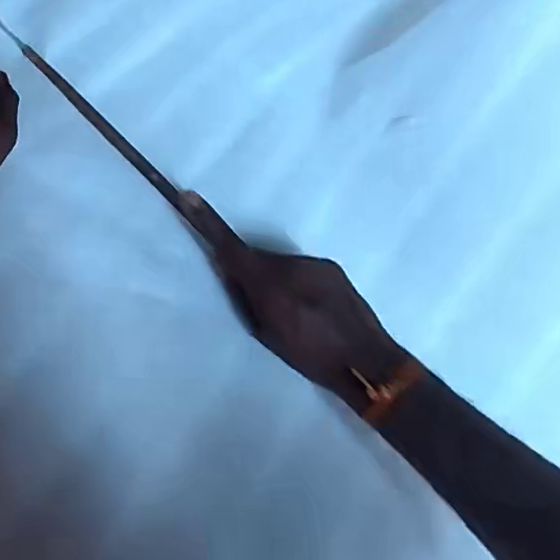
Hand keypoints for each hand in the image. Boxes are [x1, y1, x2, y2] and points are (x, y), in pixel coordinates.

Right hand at [186, 192, 407, 412]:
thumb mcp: (267, 334)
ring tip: (294, 313)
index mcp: (269, 286)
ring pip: (280, 264)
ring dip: (277, 280)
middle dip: (250, 272)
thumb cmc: (311, 358)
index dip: (206, 220)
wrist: (370, 363)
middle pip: (256, 258)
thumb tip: (229, 269)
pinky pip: (301, 268)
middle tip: (259, 304)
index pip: (230, 248)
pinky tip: (312, 308)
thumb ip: (245, 297)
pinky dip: (298, 283)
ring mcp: (313, 262)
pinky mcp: (330, 266)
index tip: (189, 196)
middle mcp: (290, 265)